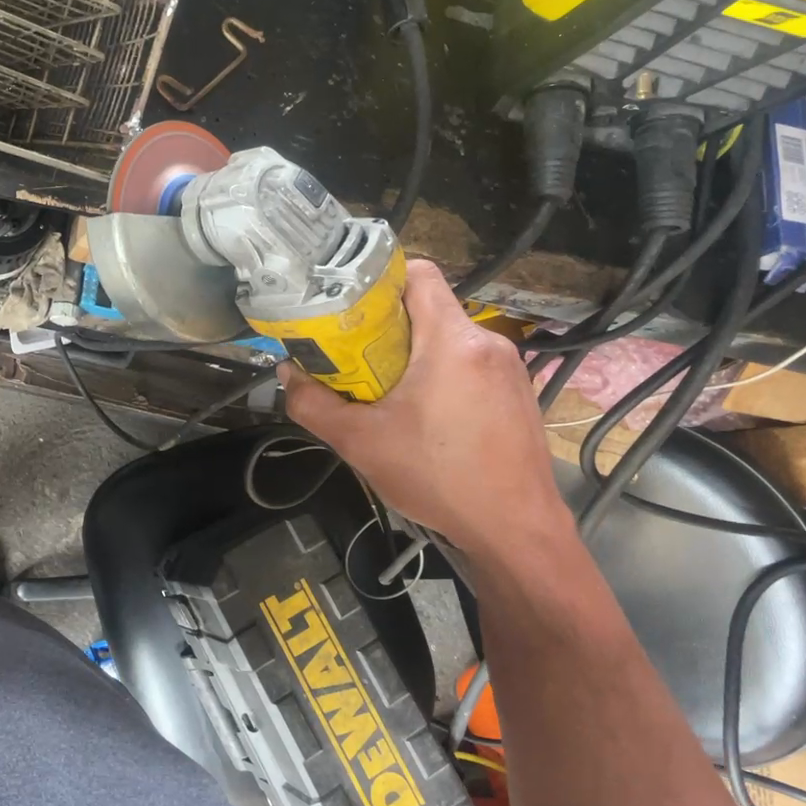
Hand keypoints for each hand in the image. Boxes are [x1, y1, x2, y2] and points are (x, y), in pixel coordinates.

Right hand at [279, 259, 568, 557]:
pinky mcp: (516, 394)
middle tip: (346, 354)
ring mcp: (508, 369)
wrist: (516, 532)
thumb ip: (312, 403)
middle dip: (383, 326)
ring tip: (376, 387)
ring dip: (408, 353)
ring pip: (444, 338)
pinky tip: (417, 413)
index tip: (344, 306)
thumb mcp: (358, 441)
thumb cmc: (438, 478)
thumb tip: (289, 374)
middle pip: (426, 308)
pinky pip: (465, 364)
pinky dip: (435, 375)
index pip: (418, 273)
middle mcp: (488, 343)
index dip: (377, 279)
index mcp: (452, 341)